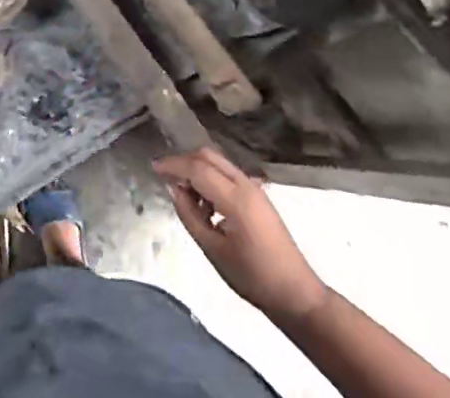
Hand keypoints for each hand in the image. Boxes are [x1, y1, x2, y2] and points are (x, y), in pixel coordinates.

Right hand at [153, 147, 329, 318]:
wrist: (296, 293)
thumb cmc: (252, 276)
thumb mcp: (213, 249)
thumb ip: (189, 215)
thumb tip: (174, 189)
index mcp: (235, 198)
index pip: (198, 168)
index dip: (173, 165)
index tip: (153, 167)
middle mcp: (246, 185)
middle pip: (209, 156)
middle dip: (184, 161)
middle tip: (166, 177)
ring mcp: (255, 189)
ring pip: (219, 164)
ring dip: (198, 170)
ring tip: (184, 196)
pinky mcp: (259, 197)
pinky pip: (228, 175)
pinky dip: (210, 179)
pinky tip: (204, 204)